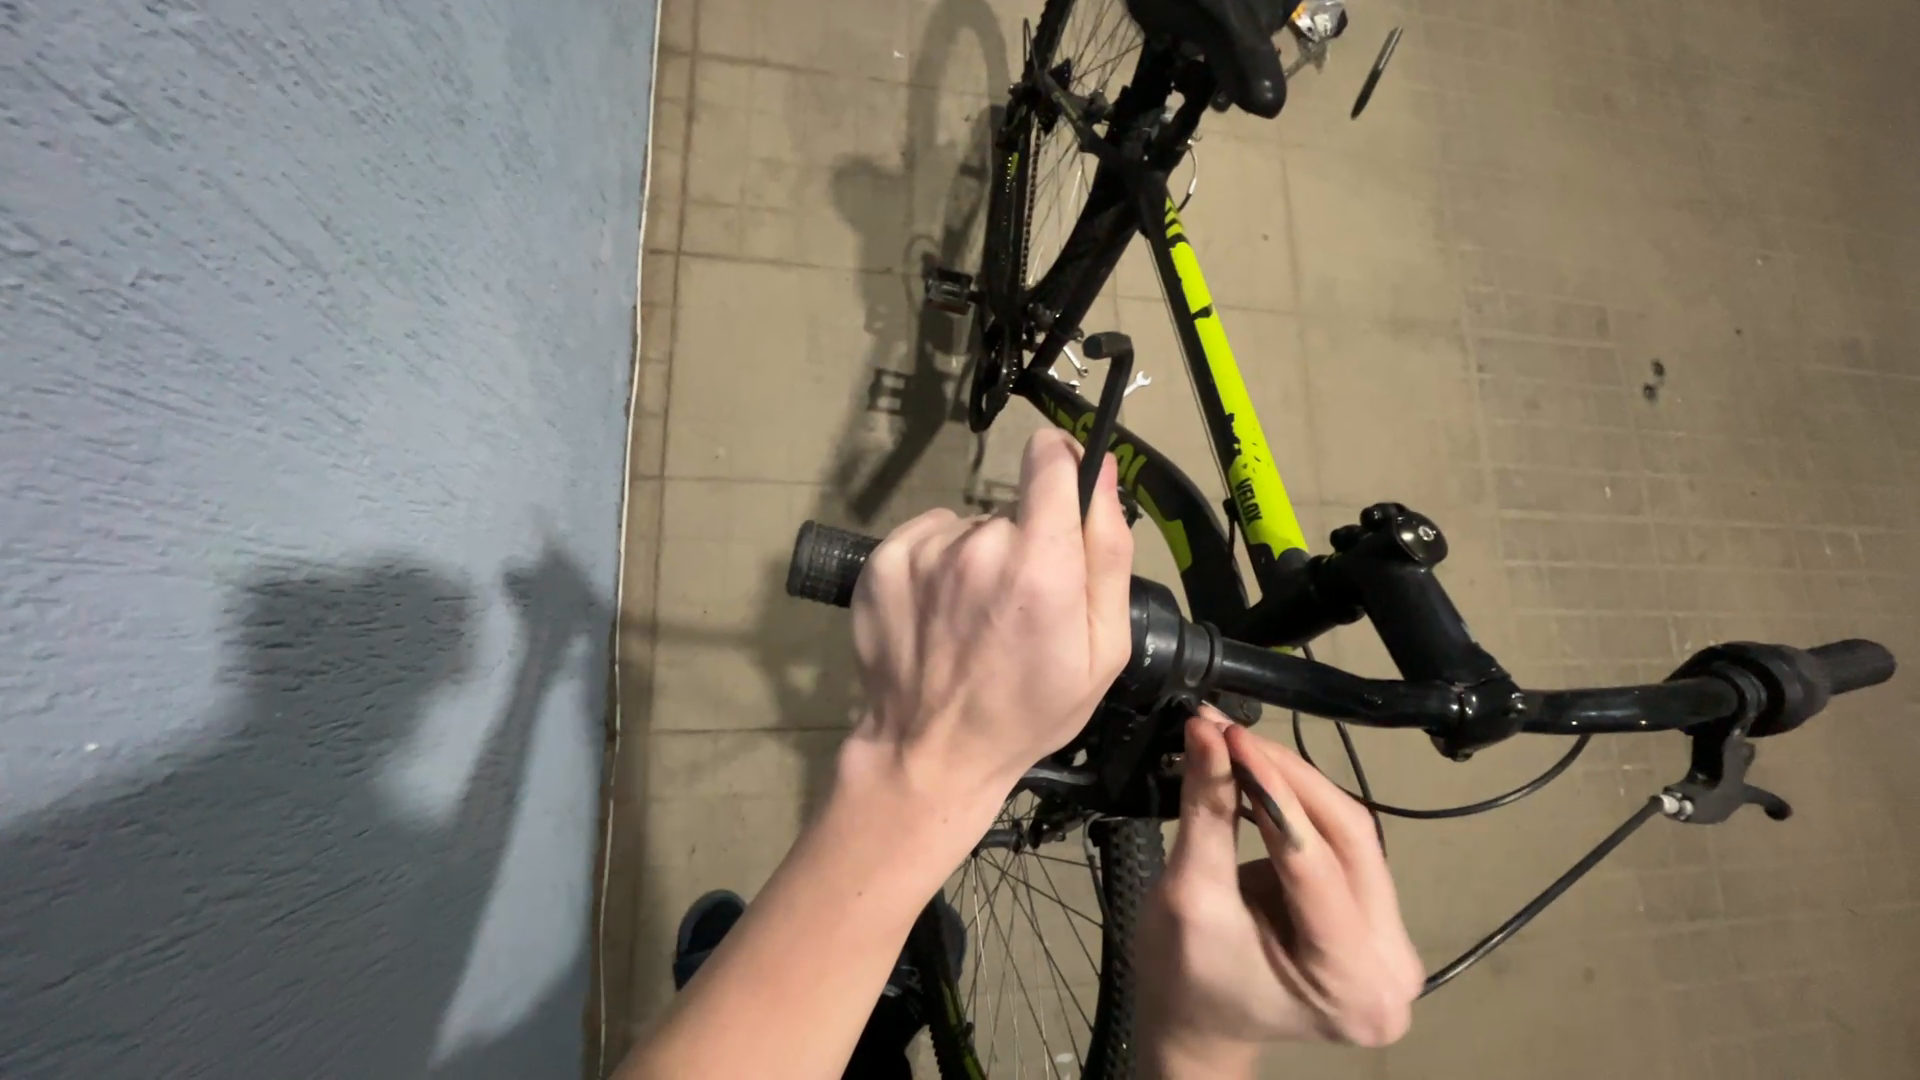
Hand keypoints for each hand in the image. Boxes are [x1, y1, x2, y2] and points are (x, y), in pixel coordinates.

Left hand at [841, 428, 1133, 813]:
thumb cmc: (1030, 710)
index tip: (1065, 491)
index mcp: (1039, 562)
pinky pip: (930, 536)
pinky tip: (940, 611)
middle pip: (1014, 508)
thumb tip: (1102, 472)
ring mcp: (923, 550)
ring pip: (970, 528)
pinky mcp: (882, 560)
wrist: (930, 752)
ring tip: (973, 618)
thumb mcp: (1103, 648)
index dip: (1064, 465)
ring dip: (979, 557)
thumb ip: (1108, 551)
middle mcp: (977, 543)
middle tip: (1020, 604)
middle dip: (1027, 542)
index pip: (1050, 457)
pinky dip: (939, 562)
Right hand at [1141, 709, 1423, 1072]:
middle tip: (1230, 732)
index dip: (1270, 789)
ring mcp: (1392, 944)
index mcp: (1351, 984)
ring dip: (1291, 782)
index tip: (1225, 732)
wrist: (1193, 1020)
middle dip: (1285, 776)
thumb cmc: (1182, 973)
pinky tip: (1259, 775)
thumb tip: (1206, 729)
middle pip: (1349, 839)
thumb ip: (1207, 809)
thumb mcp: (1190, 891)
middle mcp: (1395, 967)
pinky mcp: (1375, 921)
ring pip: (1350, 833)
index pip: (1316, 861)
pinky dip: (1297, 804)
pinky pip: (1342, 844)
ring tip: (1238, 746)